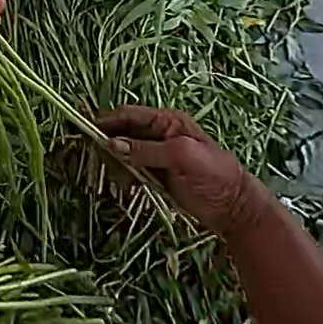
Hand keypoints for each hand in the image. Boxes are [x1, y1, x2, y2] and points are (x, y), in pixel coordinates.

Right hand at [97, 105, 259, 233]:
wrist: (235, 208)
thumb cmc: (214, 175)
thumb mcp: (181, 156)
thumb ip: (146, 149)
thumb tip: (112, 144)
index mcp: (167, 121)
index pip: (130, 115)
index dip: (108, 120)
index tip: (87, 129)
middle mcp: (159, 133)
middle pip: (123, 131)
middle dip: (109, 142)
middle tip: (98, 157)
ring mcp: (157, 153)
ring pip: (124, 151)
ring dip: (115, 161)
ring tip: (115, 177)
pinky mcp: (156, 173)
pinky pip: (131, 168)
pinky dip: (123, 174)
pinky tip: (123, 184)